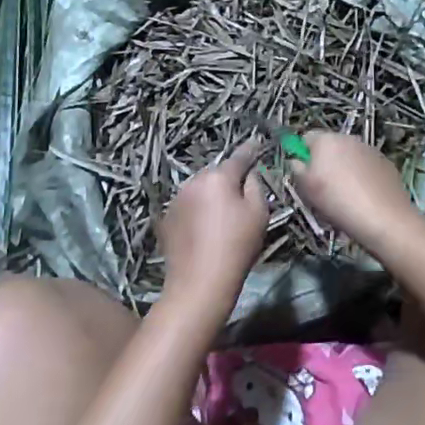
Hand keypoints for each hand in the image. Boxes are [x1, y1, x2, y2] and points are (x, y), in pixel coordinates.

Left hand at [156, 141, 269, 306]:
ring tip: (221, 216)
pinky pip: (187, 206)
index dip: (251, 150)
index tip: (257, 144)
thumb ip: (255, 186)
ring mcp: (176, 199)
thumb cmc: (236, 245)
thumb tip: (248, 174)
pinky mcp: (166, 218)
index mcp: (218, 177)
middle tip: (241, 196)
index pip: (239, 157)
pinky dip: (196, 211)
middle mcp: (193, 181)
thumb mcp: (259, 213)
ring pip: (200, 189)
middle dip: (228, 180)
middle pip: (216, 174)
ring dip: (210, 195)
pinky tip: (203, 230)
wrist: (199, 281)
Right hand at [289, 132, 418, 243]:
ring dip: (344, 170)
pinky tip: (363, 198)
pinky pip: (366, 167)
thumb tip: (297, 161)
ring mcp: (371, 150)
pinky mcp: (386, 164)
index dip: (302, 155)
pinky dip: (362, 177)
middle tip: (322, 188)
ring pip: (349, 157)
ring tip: (345, 196)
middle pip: (329, 147)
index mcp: (326, 140)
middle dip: (324, 163)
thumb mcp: (305, 188)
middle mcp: (349, 138)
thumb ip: (296, 169)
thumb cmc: (337, 201)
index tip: (305, 176)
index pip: (306, 138)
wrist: (384, 218)